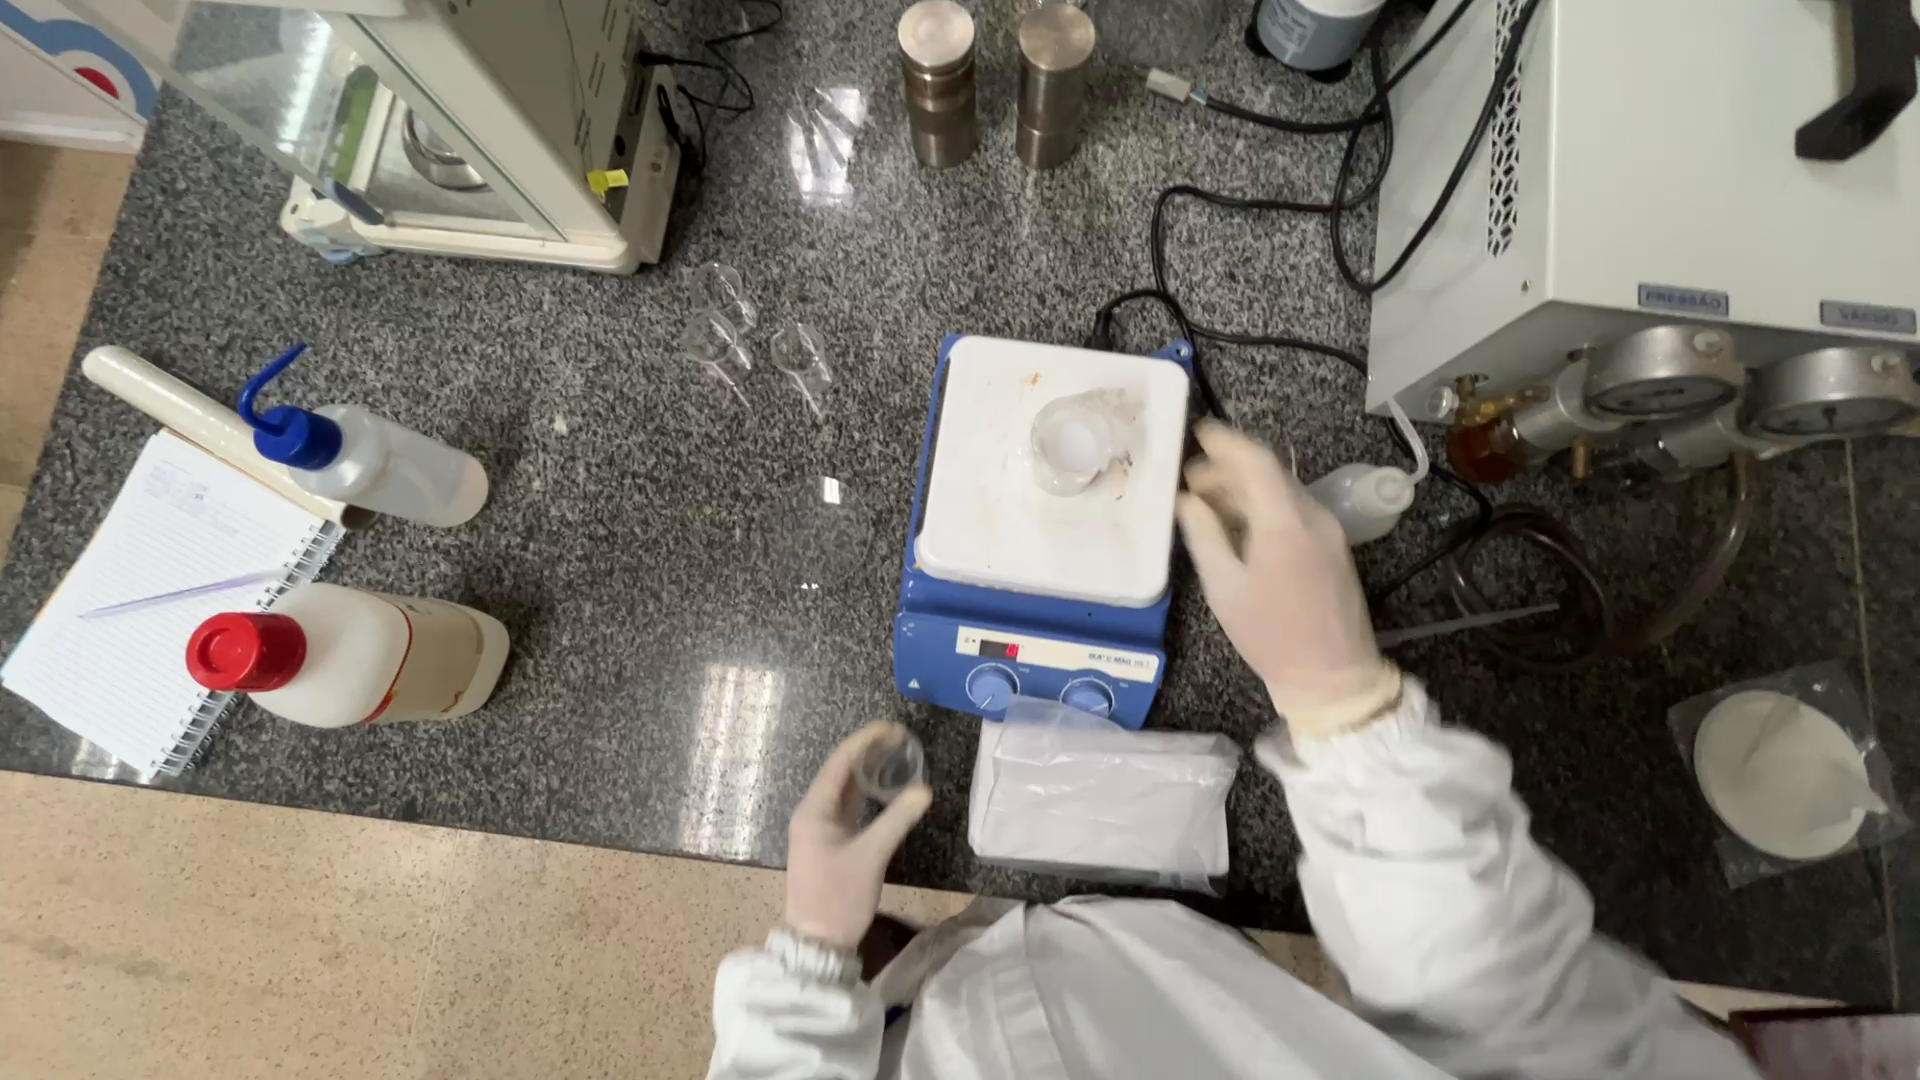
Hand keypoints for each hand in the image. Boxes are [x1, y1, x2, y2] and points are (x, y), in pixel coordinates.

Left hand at [785, 722, 932, 949]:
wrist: (817, 946)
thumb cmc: (838, 898)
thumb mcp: (871, 856)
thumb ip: (897, 819)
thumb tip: (924, 790)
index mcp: (813, 810)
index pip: (839, 763)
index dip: (865, 741)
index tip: (891, 727)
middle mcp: (812, 813)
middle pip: (841, 772)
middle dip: (869, 752)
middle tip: (900, 738)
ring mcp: (819, 828)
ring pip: (845, 789)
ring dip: (868, 771)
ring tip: (896, 754)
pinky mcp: (829, 842)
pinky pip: (848, 806)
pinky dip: (866, 793)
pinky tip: (886, 787)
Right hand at [1176, 421, 1400, 737]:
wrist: (1332, 675)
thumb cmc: (1270, 634)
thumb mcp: (1224, 586)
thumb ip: (1204, 535)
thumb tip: (1187, 500)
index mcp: (1285, 522)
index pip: (1257, 462)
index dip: (1226, 442)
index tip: (1199, 432)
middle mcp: (1312, 517)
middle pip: (1269, 474)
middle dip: (1228, 468)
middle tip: (1190, 478)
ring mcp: (1327, 532)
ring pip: (1281, 492)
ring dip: (1243, 488)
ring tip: (1206, 500)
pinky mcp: (1331, 549)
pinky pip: (1292, 512)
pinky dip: (1261, 507)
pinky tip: (1236, 523)